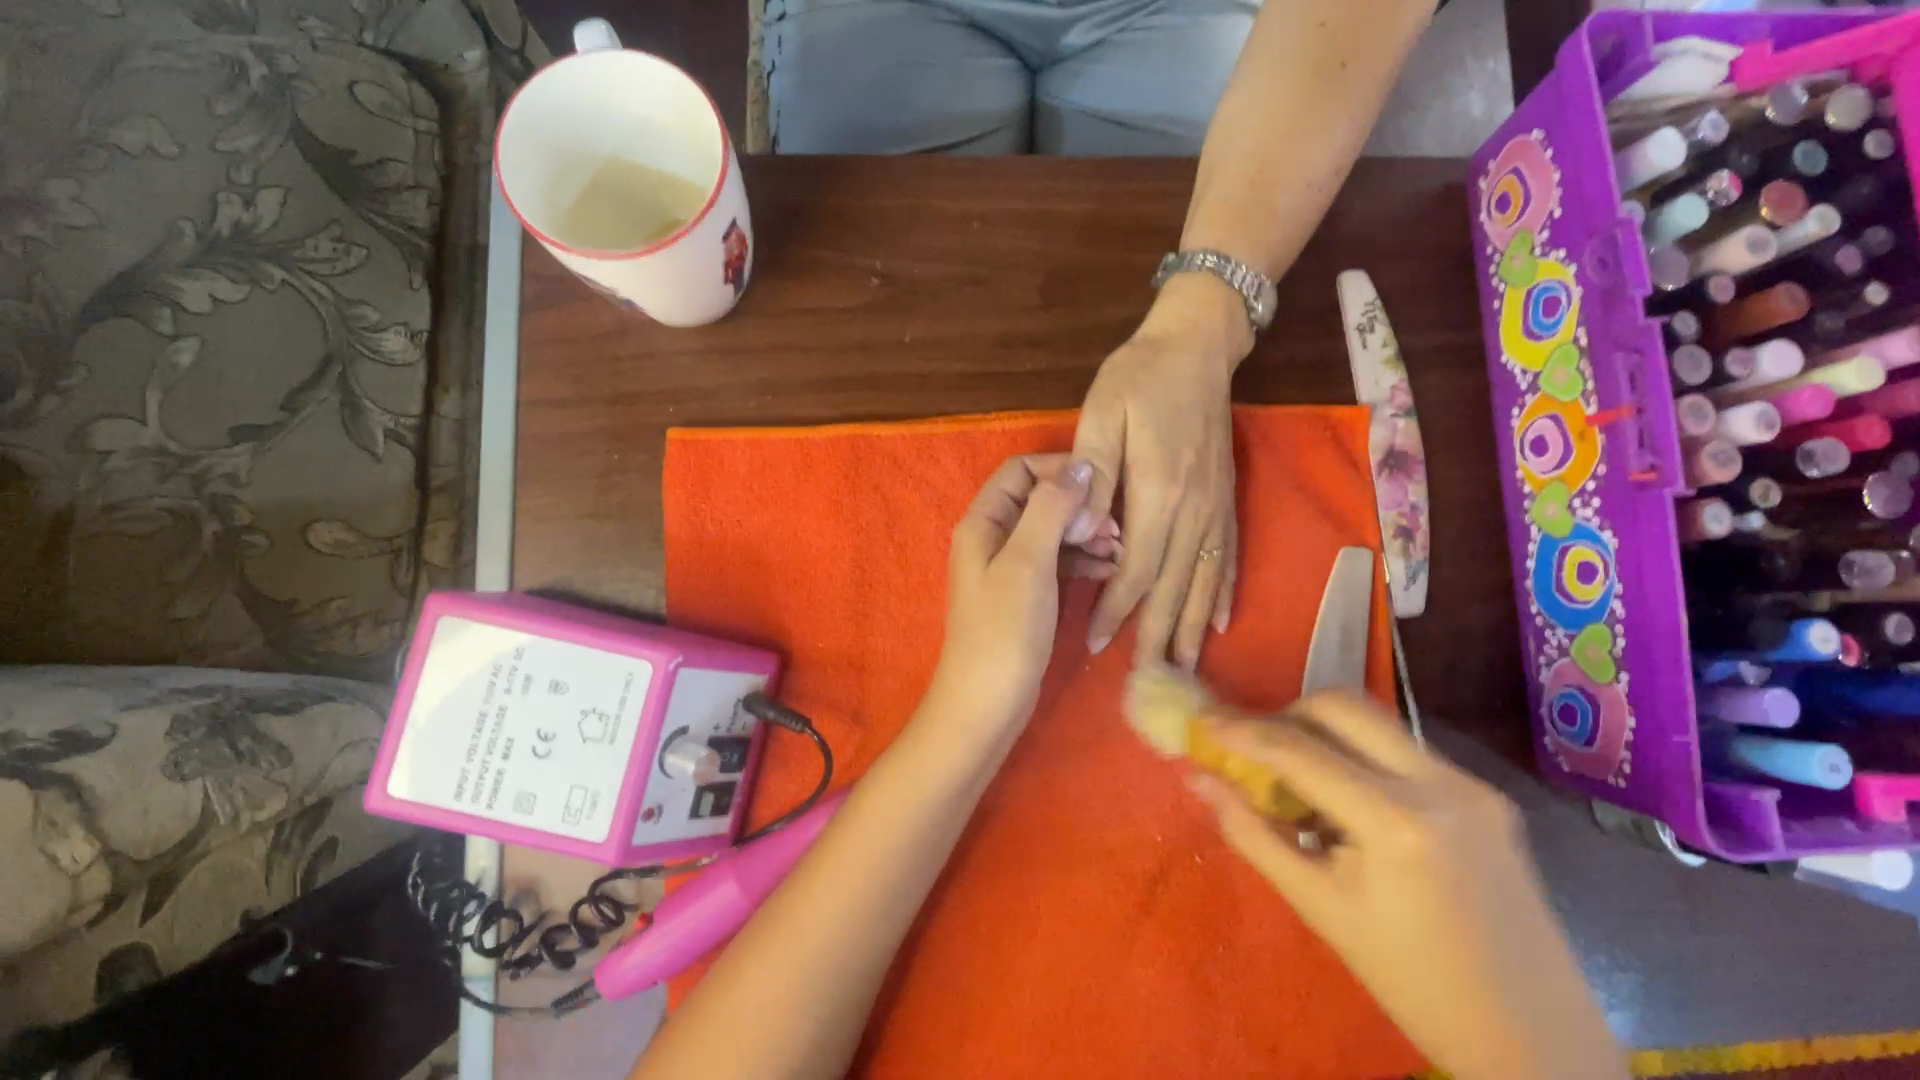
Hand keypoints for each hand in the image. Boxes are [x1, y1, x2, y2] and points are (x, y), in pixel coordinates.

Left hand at [925, 455, 1118, 732]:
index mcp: (983, 522)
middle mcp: (993, 537)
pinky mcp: (1026, 595)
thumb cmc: (1004, 630)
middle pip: (1040, 500)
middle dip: (1080, 506)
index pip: (1021, 470)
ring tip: (1122, 552)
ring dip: (1087, 535)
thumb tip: (1080, 463)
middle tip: (1118, 529)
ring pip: (1053, 532)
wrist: (986, 704)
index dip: (1061, 470)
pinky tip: (1113, 571)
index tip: (1104, 485)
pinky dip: (1083, 562)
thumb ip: (1050, 508)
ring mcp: (1010, 568)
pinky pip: (1057, 562)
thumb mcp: (1028, 562)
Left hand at [1074, 280, 1244, 669]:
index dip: (1115, 609)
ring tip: (1185, 667)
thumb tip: (1083, 524)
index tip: (1097, 643)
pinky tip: (1221, 620)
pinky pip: (1227, 555)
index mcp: (1157, 492)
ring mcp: (1215, 505)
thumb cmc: (1139, 376)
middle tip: (1145, 682)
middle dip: (1157, 634)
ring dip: (1193, 625)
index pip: (1134, 567)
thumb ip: (1094, 472)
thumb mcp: (1103, 414)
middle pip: (1172, 585)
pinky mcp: (1226, 498)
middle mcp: (1192, 509)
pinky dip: (1222, 591)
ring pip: (1203, 579)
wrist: (1198, 343)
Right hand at [1186, 693, 1625, 1079]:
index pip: (1299, 750)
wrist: (1534, 1034)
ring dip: (1325, 733)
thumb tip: (1199, 779)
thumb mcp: (1319, 908)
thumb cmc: (1411, 982)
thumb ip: (1253, 834)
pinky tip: (1349, 803)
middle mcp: (1440, 784)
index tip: (1202, 720)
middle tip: (1253, 747)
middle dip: (1287, 714)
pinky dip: (1363, 758)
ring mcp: (1473, 784)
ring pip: (1378, 723)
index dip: (1242, 729)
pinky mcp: (1489, 795)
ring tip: (1296, 777)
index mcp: (1397, 823)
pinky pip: (1407, 752)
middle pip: (1344, 707)